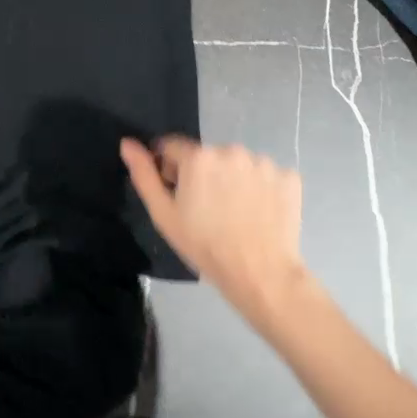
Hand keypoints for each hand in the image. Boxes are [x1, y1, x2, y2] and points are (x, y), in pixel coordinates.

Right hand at [120, 136, 311, 326]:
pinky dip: (259, 188)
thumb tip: (128, 143)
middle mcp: (232, 150)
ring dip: (231, 180)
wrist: (260, 273)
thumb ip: (144, 174)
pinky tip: (256, 213)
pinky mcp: (288, 177)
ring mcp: (263, 163)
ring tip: (233, 213)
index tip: (177, 194)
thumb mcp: (163, 214)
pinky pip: (265, 175)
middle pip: (207, 155)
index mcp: (199, 156)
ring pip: (237, 164)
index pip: (171, 147)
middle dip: (202, 174)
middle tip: (204, 209)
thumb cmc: (204, 245)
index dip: (169, 169)